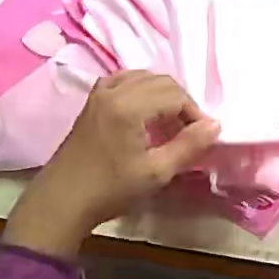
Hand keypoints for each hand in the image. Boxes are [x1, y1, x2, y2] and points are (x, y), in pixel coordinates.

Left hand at [2, 72, 220, 256]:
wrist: (63, 200)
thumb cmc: (111, 189)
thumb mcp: (157, 172)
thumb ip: (188, 146)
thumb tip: (215, 125)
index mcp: (129, 106)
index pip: (175, 95)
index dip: (195, 113)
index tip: (203, 137)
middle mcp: (113, 91)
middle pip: (161, 81)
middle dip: (182, 102)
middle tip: (190, 131)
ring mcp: (99, 93)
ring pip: (143, 78)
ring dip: (163, 95)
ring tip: (170, 123)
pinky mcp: (92, 101)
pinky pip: (124, 81)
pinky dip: (142, 91)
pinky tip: (146, 113)